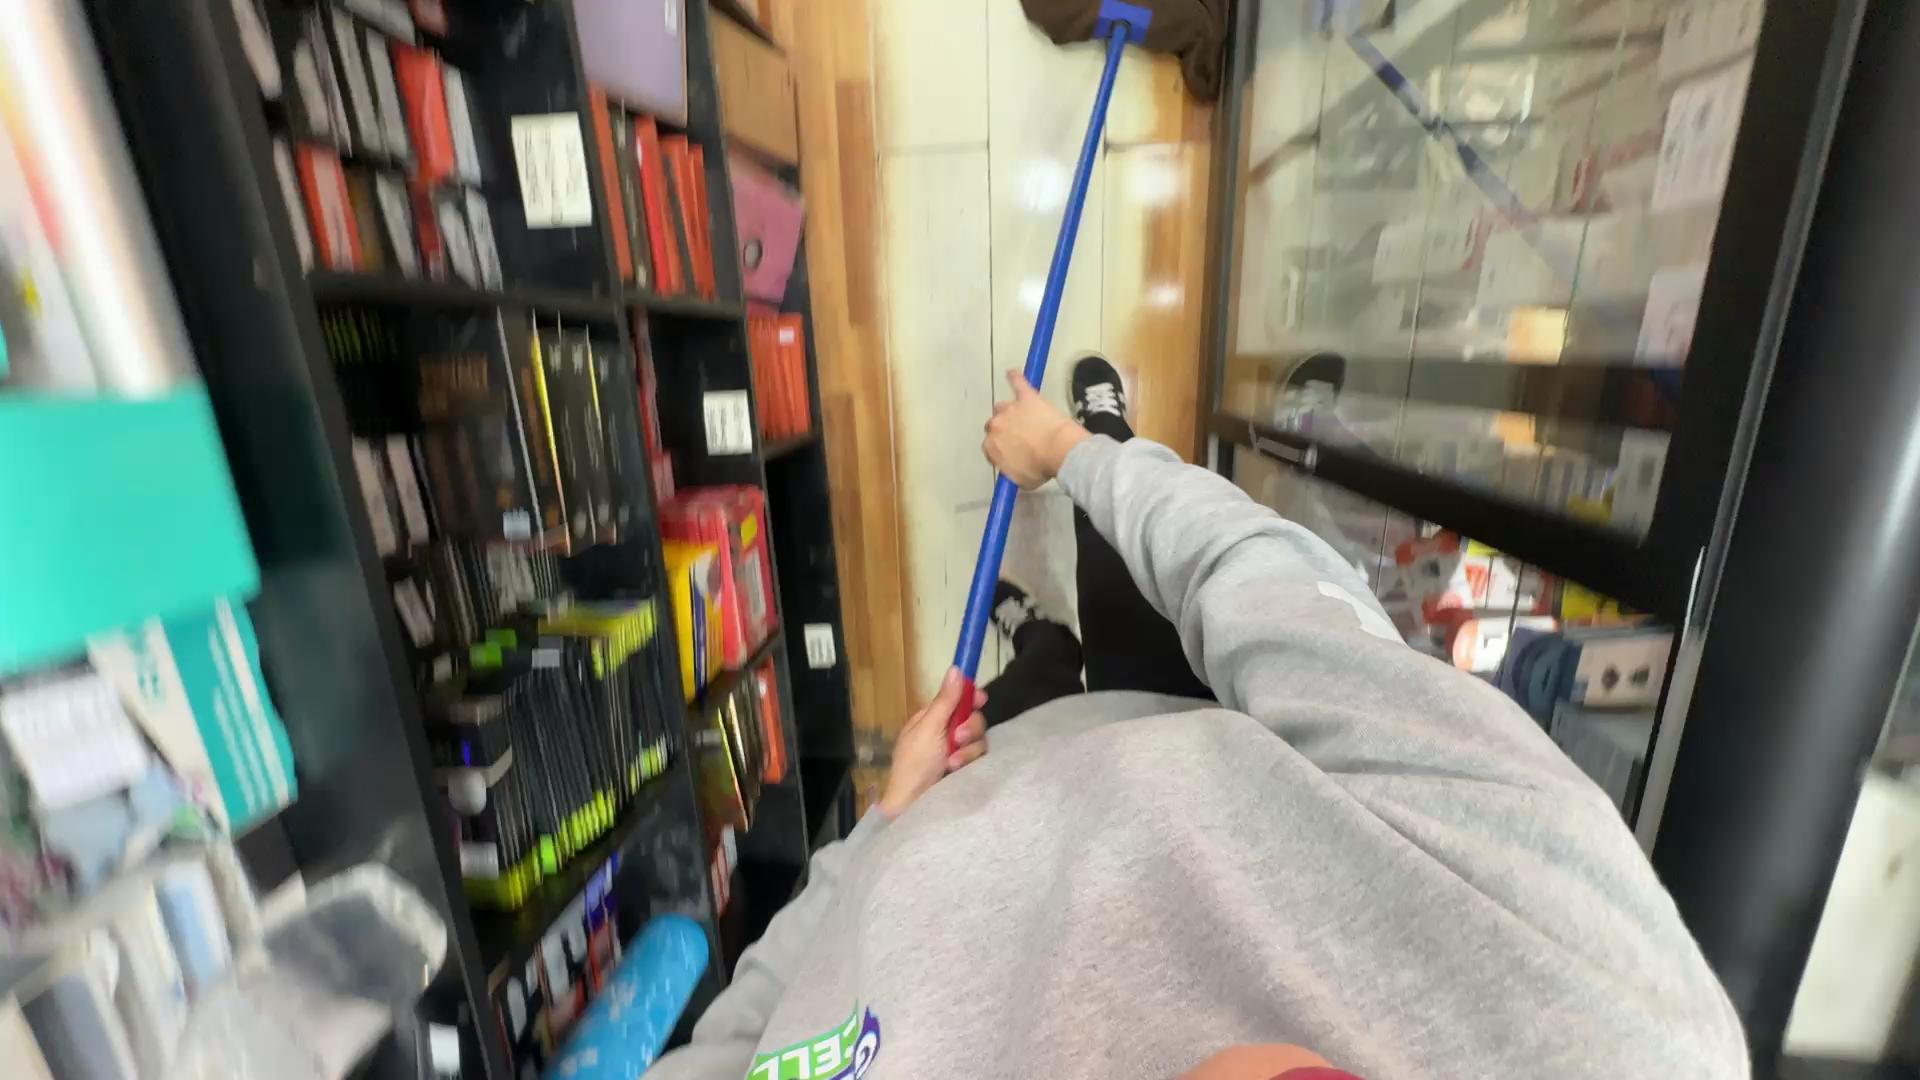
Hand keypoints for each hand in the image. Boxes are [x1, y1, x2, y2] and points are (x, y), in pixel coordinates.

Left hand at [878, 669, 986, 818]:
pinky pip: (979, 757)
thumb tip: (956, 668)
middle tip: (958, 737)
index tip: (981, 698)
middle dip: (969, 727)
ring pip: (978, 738)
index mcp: (932, 718)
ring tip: (952, 762)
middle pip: (973, 717)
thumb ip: (945, 701)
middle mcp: (946, 732)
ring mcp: (956, 751)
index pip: (957, 699)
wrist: (912, 806)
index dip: (971, 696)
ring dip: (967, 749)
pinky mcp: (965, 769)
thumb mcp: (928, 728)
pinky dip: (969, 762)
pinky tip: (956, 770)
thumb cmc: (914, 764)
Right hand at [983, 370, 1087, 488]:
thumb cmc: (1040, 469)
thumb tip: (1012, 468)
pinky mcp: (1026, 397)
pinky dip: (1015, 378)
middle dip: (1005, 430)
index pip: (990, 446)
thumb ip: (1011, 470)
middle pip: (994, 425)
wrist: (1058, 450)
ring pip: (1003, 407)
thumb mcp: (1020, 480)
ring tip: (1023, 415)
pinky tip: (1012, 373)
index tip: (1013, 451)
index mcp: (991, 447)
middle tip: (1021, 436)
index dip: (1002, 448)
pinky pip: (1017, 383)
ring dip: (1010, 412)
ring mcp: (1010, 409)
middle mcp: (995, 426)